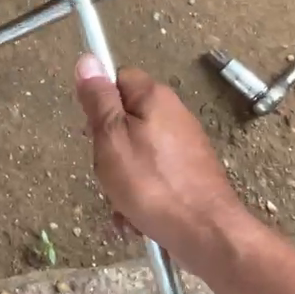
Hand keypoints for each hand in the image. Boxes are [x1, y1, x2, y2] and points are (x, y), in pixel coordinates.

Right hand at [73, 56, 249, 252]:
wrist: (206, 234)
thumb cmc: (151, 183)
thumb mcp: (111, 137)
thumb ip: (99, 100)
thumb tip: (88, 60)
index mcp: (155, 98)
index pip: (117, 79)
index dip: (99, 102)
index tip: (92, 130)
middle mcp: (173, 115)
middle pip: (125, 119)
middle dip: (108, 147)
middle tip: (106, 168)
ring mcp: (184, 146)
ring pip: (136, 152)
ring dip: (121, 177)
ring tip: (121, 202)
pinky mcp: (189, 173)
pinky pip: (152, 176)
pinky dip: (140, 194)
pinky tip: (135, 217)